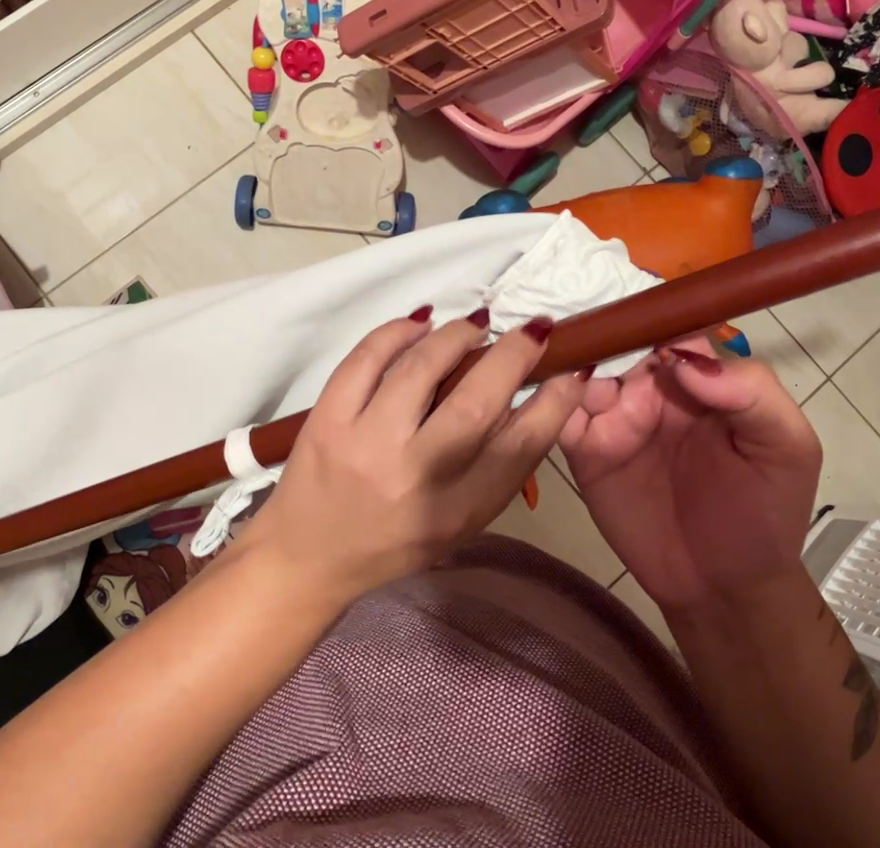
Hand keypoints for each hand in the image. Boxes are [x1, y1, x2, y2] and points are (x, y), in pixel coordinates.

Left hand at [238, 309, 588, 602]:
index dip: (556, 402)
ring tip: (477, 325)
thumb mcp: (459, 520)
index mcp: (456, 512)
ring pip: (420, 369)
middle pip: (478, 402)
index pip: (520, 447)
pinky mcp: (326, 420)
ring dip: (458, 334)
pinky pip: (366, 359)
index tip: (570, 369)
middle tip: (532, 331)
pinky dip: (398, 331)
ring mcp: (365, 445)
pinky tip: (422, 323)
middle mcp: (415, 477)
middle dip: (515, 354)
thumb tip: (536, 396)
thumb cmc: (395, 540)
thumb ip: (497, 466)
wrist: (309, 556)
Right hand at [559, 340, 821, 613]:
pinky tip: (554, 401)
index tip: (639, 327)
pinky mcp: (585, 451)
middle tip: (593, 343)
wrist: (723, 588)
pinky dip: (550, 402)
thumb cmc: (763, 515)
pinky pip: (561, 417)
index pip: (674, 333)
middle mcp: (654, 392)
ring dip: (574, 367)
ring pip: (584, 376)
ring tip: (572, 374)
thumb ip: (752, 394)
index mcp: (703, 383)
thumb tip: (682, 359)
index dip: (656, 324)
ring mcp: (616, 420)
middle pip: (620, 348)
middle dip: (605, 341)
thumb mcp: (786, 449)